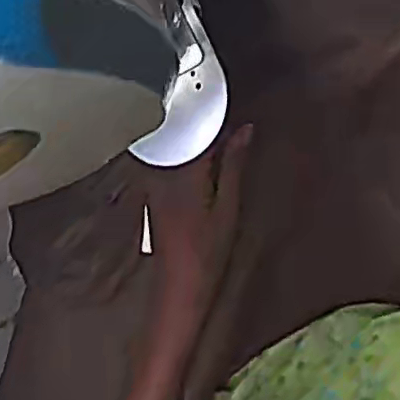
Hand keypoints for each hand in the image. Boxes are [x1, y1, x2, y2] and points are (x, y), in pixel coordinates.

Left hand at [143, 123, 252, 318]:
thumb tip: (245, 128)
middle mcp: (164, 167)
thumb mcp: (229, 206)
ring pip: (180, 144)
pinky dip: (189, 154)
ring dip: (199, 139)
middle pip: (187, 132)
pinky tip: (205, 165)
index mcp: (184, 168)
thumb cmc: (208, 252)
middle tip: (233, 128)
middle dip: (208, 125)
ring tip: (222, 143)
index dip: (219, 117)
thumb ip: (234, 163)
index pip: (200, 127)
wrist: (178, 287)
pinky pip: (172, 158)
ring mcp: (155, 178)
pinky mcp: (154, 188)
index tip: (235, 112)